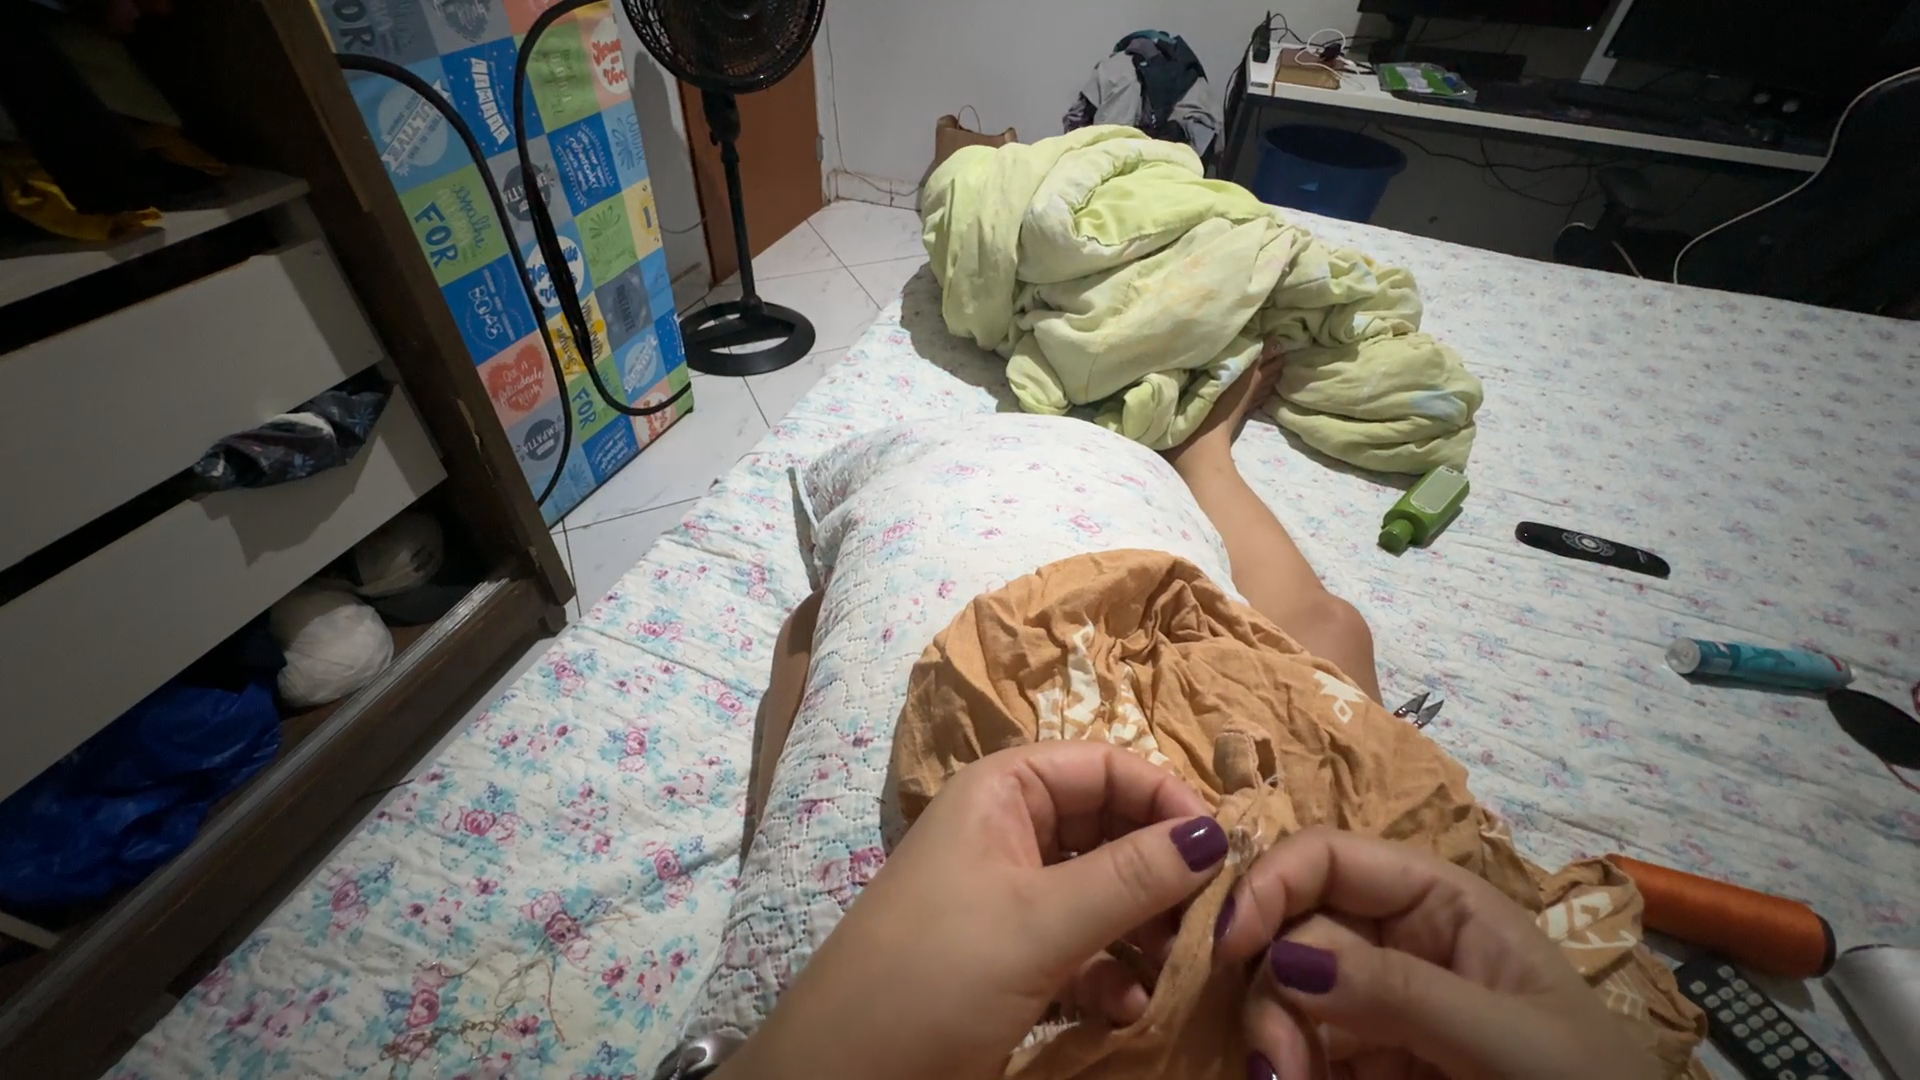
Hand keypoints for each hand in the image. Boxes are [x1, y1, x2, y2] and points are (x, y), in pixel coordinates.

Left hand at [714, 742, 1227, 1079]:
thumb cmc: (938, 969)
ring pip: (1101, 885)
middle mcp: (1009, 825)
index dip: (1164, 798)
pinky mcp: (1013, 947)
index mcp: (1004, 788)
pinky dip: (1113, 967)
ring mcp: (1011, 888)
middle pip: (1108, 824)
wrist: (844, 1072)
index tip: (1223, 850)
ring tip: (1181, 963)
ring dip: (1144, 923)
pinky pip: (1082, 937)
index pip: (1104, 766)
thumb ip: (1131, 877)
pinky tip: (1132, 1005)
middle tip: (1212, 915)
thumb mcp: (1039, 921)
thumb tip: (1217, 835)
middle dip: (1160, 868)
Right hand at [1216, 827, 1664, 1079]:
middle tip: (1277, 1067)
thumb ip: (1403, 994)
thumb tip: (1282, 958)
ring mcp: (1374, 998)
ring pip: (1283, 987)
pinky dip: (1287, 1065)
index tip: (1228, 945)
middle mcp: (1393, 935)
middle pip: (1293, 928)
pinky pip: (1300, 1040)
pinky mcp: (1363, 1056)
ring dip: (1274, 1035)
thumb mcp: (1517, 1048)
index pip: (1326, 857)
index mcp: (1435, 899)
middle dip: (1271, 988)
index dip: (1269, 884)